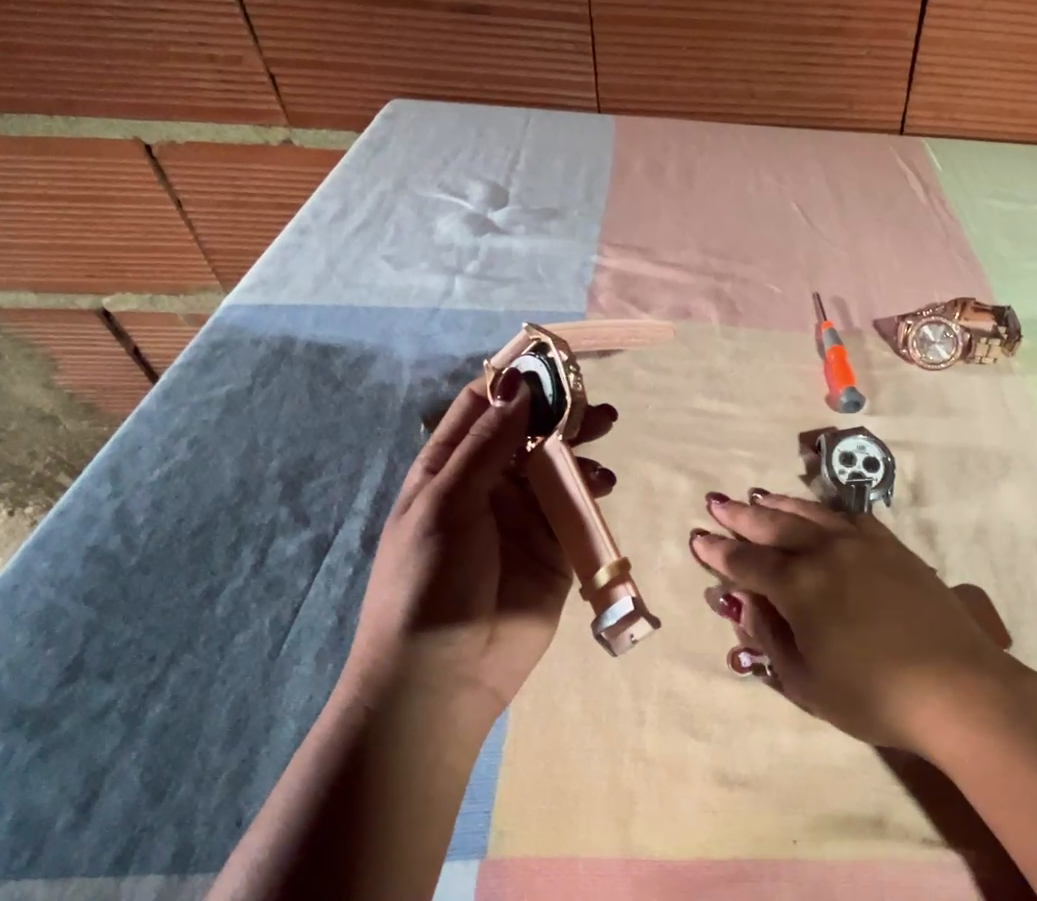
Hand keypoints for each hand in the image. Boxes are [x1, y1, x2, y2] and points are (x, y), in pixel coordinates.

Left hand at [350, 368, 617, 706]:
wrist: (443, 676)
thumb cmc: (429, 581)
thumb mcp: (447, 504)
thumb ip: (486, 446)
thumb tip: (518, 387)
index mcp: (447, 470)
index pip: (481, 409)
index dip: (514, 381)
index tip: (554, 360)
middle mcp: (487, 486)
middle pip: (529, 433)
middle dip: (560, 412)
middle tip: (595, 403)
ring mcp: (523, 517)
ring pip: (558, 465)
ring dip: (582, 446)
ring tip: (607, 433)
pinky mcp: (555, 549)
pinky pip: (578, 506)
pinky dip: (594, 488)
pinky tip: (605, 482)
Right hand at [690, 491, 1024, 756]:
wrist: (955, 685)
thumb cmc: (873, 695)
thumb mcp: (806, 682)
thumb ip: (770, 636)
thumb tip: (745, 602)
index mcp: (799, 586)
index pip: (748, 563)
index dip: (720, 553)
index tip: (698, 539)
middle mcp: (827, 553)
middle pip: (776, 527)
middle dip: (743, 517)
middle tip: (717, 503)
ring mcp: (864, 545)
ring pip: (813, 515)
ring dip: (781, 505)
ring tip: (759, 497)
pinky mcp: (894, 548)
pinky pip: (850, 518)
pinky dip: (825, 511)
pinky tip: (819, 511)